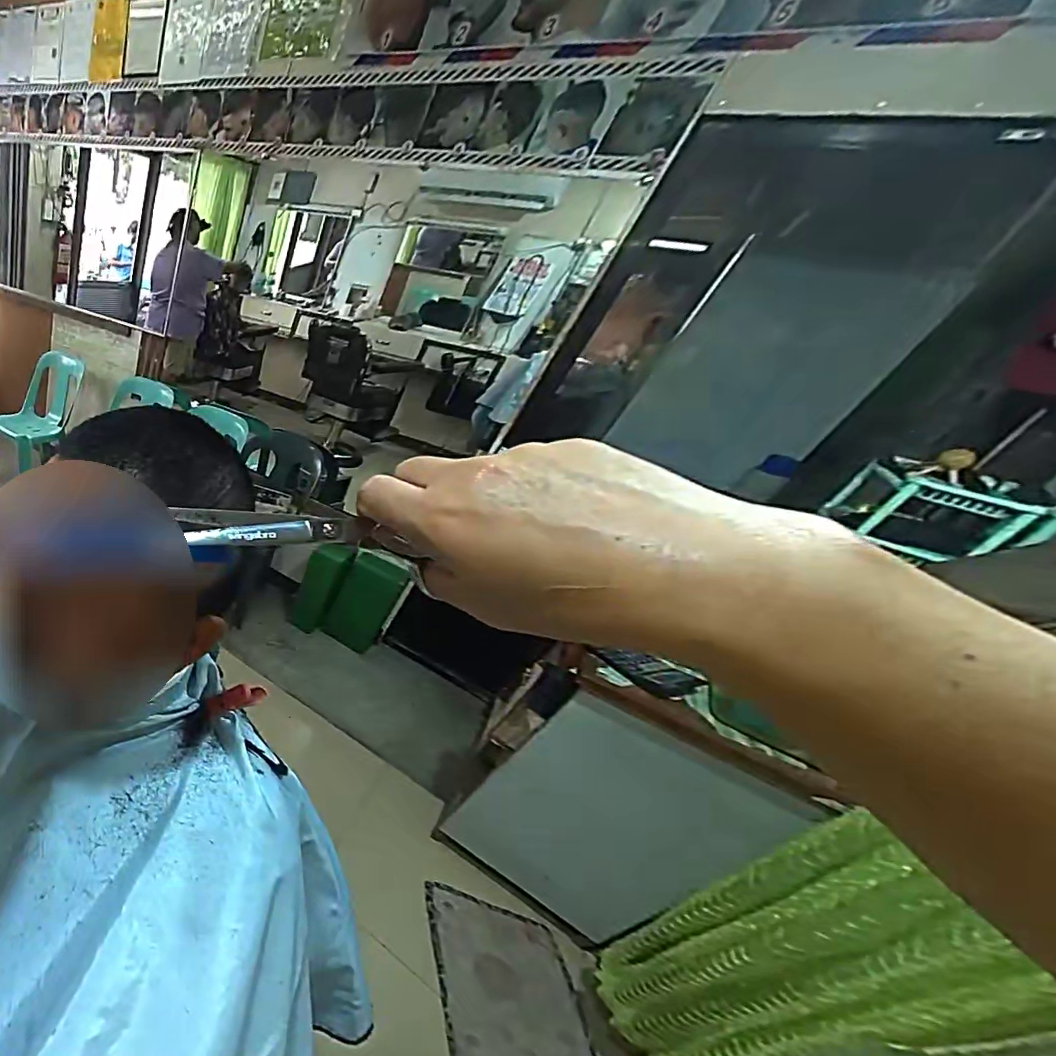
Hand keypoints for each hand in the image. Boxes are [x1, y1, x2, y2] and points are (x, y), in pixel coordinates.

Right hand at [355, 439, 882, 660]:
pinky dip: (530, 487)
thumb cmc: (579, 601)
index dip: (372, 512)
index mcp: (443, 517)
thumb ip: (444, 578)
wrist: (682, 570)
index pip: (373, 492)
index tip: (388, 531)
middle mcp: (474, 475)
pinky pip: (527, 463)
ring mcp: (523, 455)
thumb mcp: (490, 609)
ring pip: (474, 468)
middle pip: (413, 470)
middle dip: (416, 499)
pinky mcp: (568, 446)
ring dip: (478, 495)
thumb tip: (438, 562)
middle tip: (448, 535)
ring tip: (529, 536)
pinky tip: (573, 520)